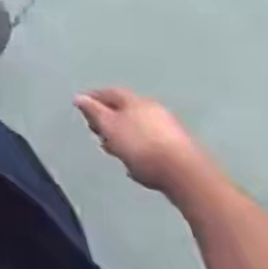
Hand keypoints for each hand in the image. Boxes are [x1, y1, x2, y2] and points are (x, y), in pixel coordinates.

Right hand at [74, 88, 209, 193]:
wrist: (187, 176)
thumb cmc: (140, 146)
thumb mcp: (108, 126)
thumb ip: (92, 110)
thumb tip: (80, 98)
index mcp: (135, 101)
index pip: (108, 92)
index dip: (92, 98)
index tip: (80, 108)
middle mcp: (154, 110)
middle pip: (123, 110)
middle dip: (107, 120)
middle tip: (97, 133)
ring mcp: (170, 129)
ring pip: (137, 127)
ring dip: (123, 136)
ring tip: (115, 151)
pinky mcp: (180, 148)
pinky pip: (151, 142)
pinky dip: (139, 148)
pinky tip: (136, 162)